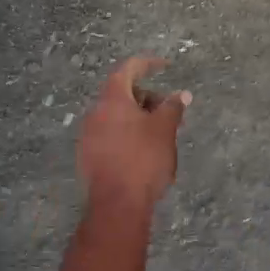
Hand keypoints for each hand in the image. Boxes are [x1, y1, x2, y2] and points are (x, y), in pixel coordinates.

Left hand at [76, 57, 190, 211]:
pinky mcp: (87, 158)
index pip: (128, 69)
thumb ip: (173, 107)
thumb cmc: (143, 159)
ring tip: (159, 131)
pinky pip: (109, 134)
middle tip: (168, 109)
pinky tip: (143, 148)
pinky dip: (126, 132)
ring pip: (115, 116)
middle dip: (146, 97)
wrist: (117, 206)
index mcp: (112, 100)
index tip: (165, 66)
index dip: (147, 64)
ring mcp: (88, 137)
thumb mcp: (165, 129)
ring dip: (137, 116)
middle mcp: (95, 114)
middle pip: (121, 94)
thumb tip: (182, 94)